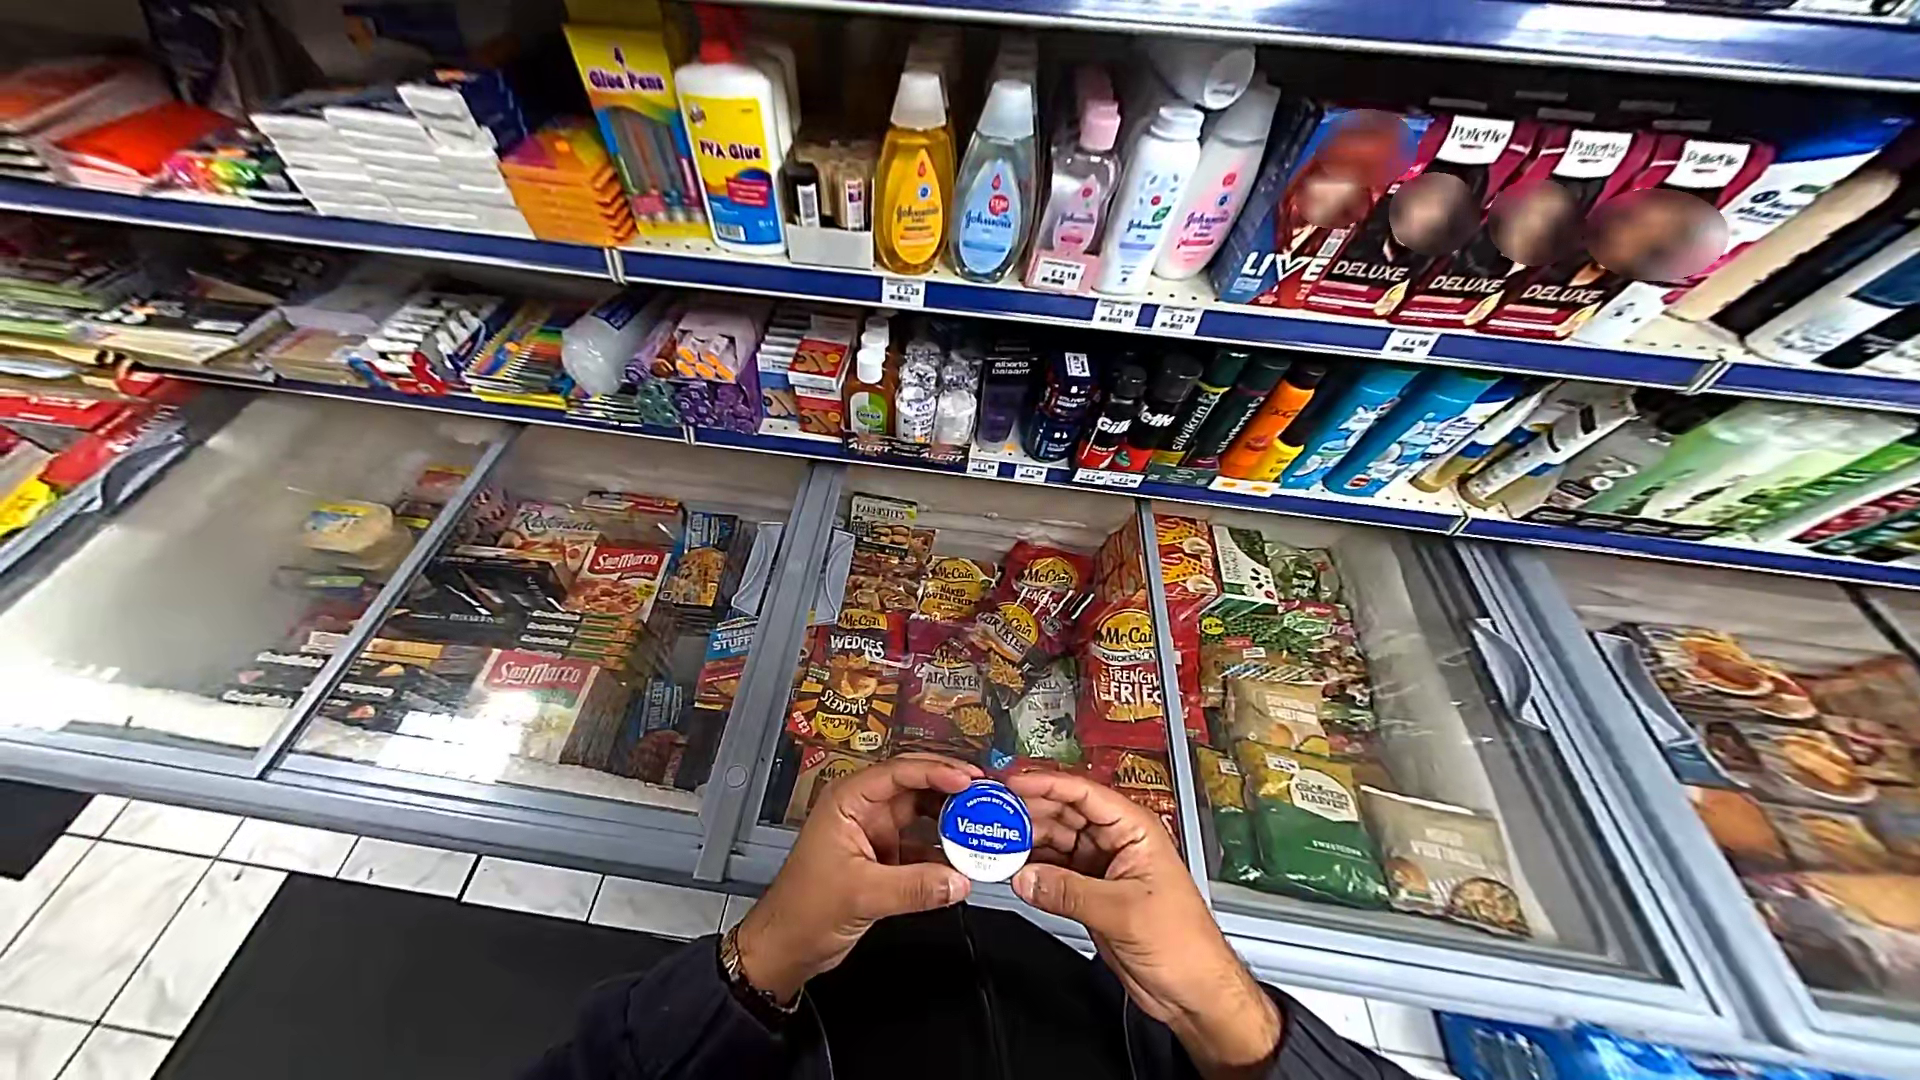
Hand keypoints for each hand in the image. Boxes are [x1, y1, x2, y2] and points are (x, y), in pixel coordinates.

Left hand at [735, 753, 979, 1002]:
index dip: (935, 771)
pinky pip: (923, 842)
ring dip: (951, 813)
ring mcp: (877, 829)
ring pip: (922, 810)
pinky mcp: (886, 854)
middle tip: (985, 790)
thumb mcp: (861, 895)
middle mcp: (865, 806)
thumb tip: (960, 880)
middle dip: (949, 784)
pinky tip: (967, 851)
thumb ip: (914, 888)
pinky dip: (944, 845)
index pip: (898, 772)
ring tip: (983, 814)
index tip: (967, 780)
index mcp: (849, 799)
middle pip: (915, 783)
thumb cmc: (804, 910)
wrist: (786, 948)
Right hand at [1006, 770, 1280, 1078]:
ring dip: (1027, 840)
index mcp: (1132, 827)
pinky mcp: (1090, 888)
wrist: (1195, 993)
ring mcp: (1100, 863)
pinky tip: (1014, 868)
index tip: (1013, 782)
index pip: (1082, 792)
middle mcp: (1114, 838)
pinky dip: (1034, 868)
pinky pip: (1054, 869)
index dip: (1046, 783)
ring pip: (1055, 839)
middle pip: (1063, 812)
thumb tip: (1026, 875)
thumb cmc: (1185, 943)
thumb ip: (1070, 891)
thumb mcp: (1124, 911)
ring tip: (997, 840)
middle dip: (1029, 811)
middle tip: (994, 812)